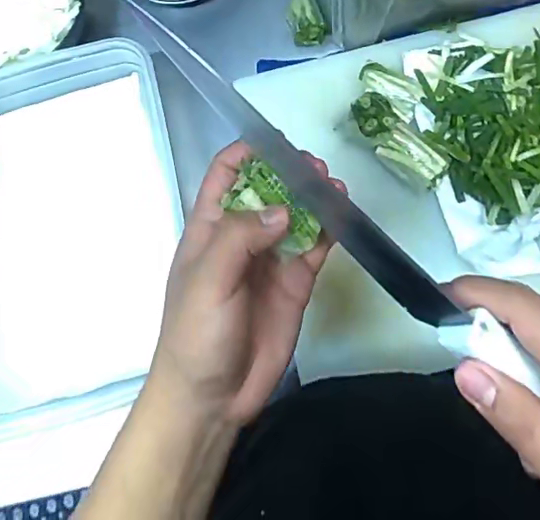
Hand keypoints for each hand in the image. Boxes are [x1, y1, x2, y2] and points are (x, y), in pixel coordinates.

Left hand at [77, 143, 336, 519]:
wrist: (213, 397)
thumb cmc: (196, 330)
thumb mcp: (209, 277)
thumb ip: (242, 237)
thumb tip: (282, 208)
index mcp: (210, 225)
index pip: (226, 174)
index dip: (246, 153)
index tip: (275, 141)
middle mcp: (242, 234)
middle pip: (267, 190)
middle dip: (288, 173)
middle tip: (315, 166)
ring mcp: (270, 258)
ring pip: (295, 215)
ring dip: (313, 197)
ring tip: (334, 184)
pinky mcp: (295, 283)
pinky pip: (314, 247)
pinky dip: (329, 229)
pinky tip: (343, 215)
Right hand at [447, 277, 539, 519]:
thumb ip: (524, 426)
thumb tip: (465, 368)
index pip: (522, 305)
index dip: (473, 291)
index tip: (432, 299)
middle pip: (529, 318)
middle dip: (487, 333)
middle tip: (466, 380)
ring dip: (513, 362)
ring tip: (513, 422)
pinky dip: (537, 378)